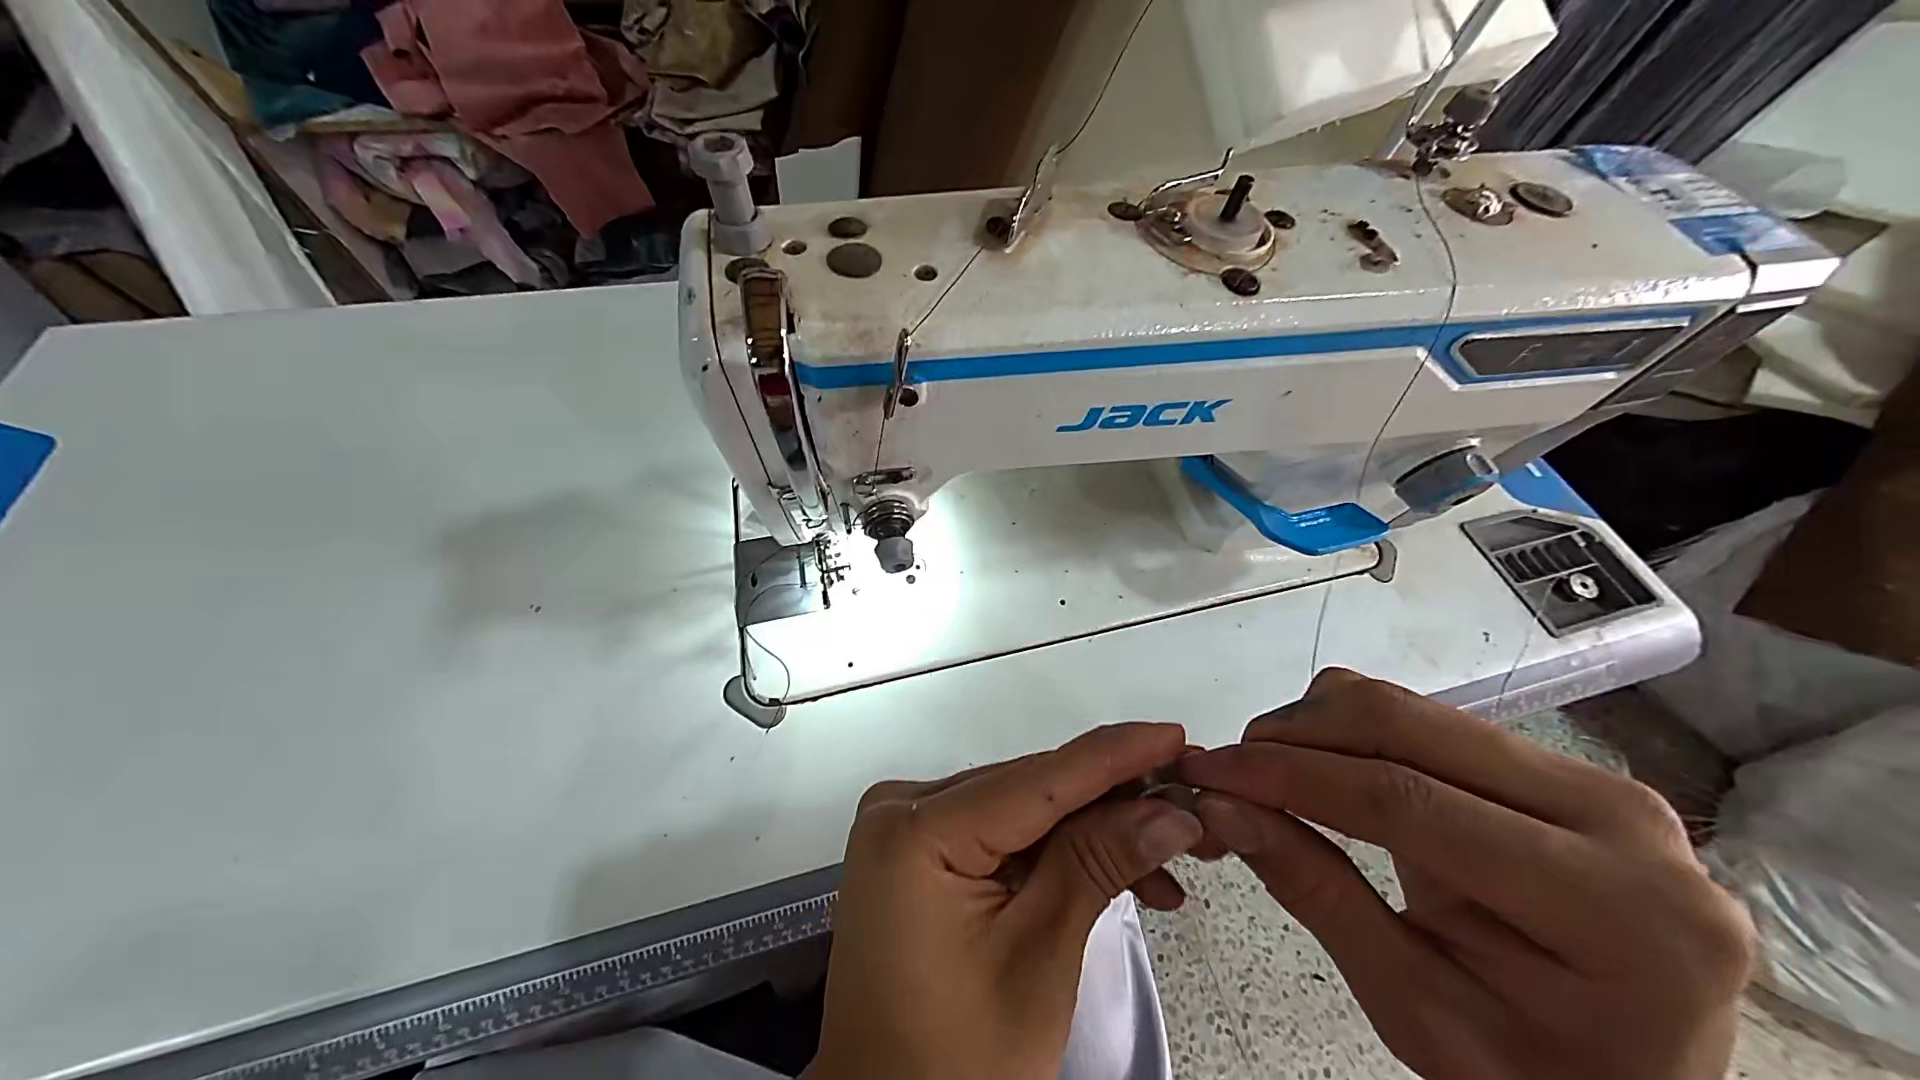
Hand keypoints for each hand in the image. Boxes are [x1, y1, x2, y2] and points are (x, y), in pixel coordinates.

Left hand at [806, 724, 1204, 1079]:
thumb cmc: (950, 1058)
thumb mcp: (1037, 957)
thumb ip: (1098, 864)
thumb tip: (1167, 812)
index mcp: (914, 833)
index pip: (1036, 780)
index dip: (1112, 757)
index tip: (1169, 736)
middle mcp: (901, 812)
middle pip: (1029, 791)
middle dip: (1111, 803)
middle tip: (1182, 809)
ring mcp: (906, 829)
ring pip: (1021, 811)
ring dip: (1090, 833)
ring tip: (1161, 865)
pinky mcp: (918, 850)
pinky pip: (999, 833)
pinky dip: (1051, 852)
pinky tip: (1109, 873)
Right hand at [1181, 669, 1754, 1079]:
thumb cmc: (1525, 1070)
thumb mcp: (1412, 1007)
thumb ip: (1317, 895)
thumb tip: (1222, 808)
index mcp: (1611, 910)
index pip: (1405, 801)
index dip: (1289, 776)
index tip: (1207, 772)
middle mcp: (1618, 818)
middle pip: (1406, 725)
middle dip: (1293, 734)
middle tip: (1228, 767)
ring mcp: (1594, 780)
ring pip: (1411, 705)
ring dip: (1316, 727)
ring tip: (1271, 775)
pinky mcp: (1560, 765)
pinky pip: (1430, 717)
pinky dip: (1354, 731)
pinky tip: (1327, 772)